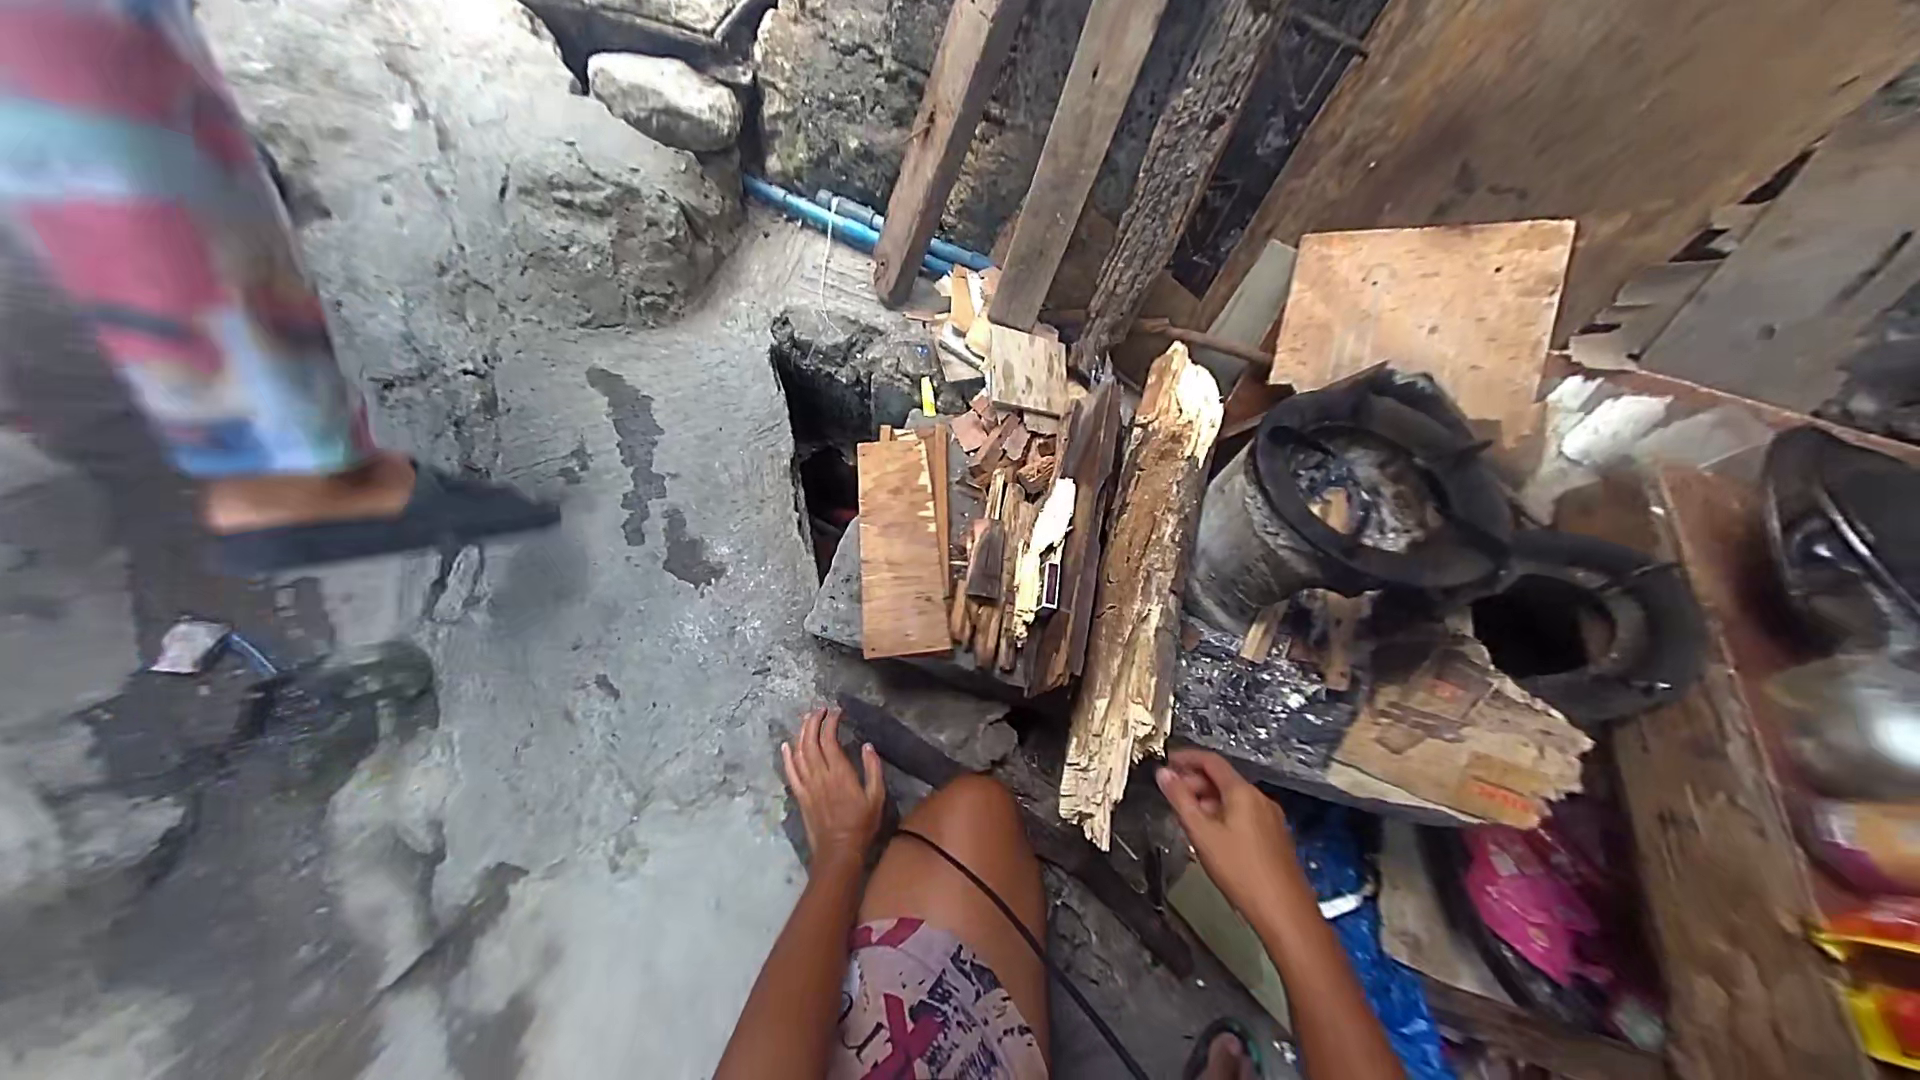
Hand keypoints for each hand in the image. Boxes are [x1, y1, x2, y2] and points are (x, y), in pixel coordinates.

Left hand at [782, 705, 885, 873]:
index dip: (831, 722)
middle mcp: (820, 775)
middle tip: (820, 710)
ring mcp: (807, 785)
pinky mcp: (800, 795)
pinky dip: (787, 756)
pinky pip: (790, 772)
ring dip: (801, 733)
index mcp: (840, 772)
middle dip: (813, 721)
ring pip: (799, 753)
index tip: (837, 712)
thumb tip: (867, 746)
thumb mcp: (877, 796)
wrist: (838, 851)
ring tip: (806, 719)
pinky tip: (787, 745)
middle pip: (811, 741)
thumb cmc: (862, 824)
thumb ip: (873, 769)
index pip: (830, 739)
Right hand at [1157, 748, 1305, 913]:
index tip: (1167, 763)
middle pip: (1222, 779)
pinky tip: (1212, 836)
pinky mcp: (1275, 838)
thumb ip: (1180, 799)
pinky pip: (1244, 814)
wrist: (1285, 914)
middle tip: (1172, 794)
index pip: (1211, 761)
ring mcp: (1271, 819)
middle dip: (1194, 782)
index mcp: (1243, 793)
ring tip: (1187, 818)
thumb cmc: (1242, 872)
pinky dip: (1223, 815)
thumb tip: (1164, 774)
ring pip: (1233, 799)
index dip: (1186, 758)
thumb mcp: (1201, 833)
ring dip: (1207, 801)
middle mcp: (1260, 800)